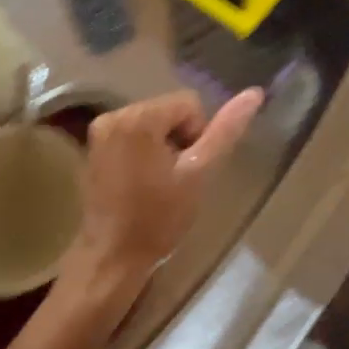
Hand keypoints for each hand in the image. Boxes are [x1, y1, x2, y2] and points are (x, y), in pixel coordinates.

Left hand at [69, 88, 262, 280]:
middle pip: (168, 110)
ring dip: (162, 145)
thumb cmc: (159, 218)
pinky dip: (143, 150)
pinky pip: (132, 133)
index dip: (197, 135)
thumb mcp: (199, 173)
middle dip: (179, 139)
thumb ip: (225, 131)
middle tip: (176, 178)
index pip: (189, 103)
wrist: (113, 256)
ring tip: (160, 182)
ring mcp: (100, 130)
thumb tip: (254, 93)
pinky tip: (142, 181)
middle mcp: (114, 114)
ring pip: (152, 122)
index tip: (189, 169)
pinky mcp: (94, 146)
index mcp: (139, 117)